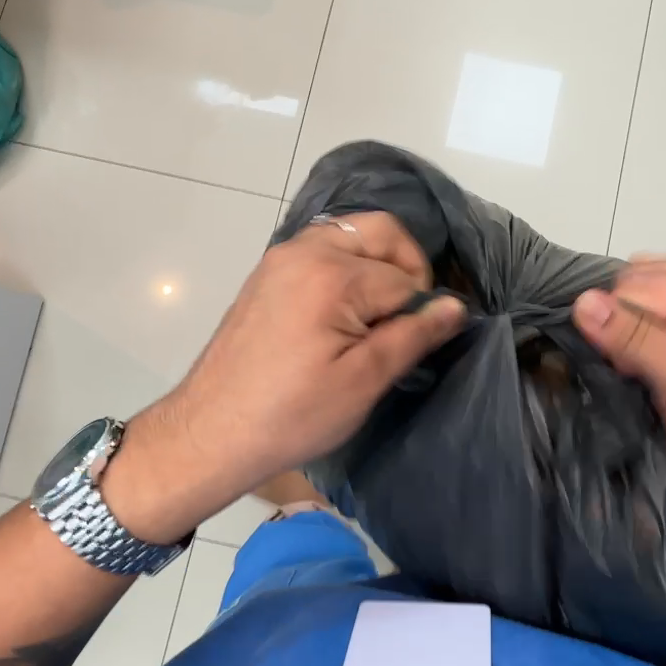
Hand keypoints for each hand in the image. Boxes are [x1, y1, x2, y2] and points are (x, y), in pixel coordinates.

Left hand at [103, 212, 465, 542]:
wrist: (210, 433)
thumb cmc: (292, 415)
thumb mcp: (363, 382)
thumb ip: (413, 335)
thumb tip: (455, 306)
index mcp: (331, 274)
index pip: (405, 279)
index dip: (422, 312)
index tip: (419, 347)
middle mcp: (305, 249)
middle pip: (381, 233)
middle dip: (407, 268)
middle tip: (407, 319)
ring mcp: (281, 257)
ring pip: (352, 236)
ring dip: (377, 265)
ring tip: (377, 317)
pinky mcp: (268, 272)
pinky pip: (323, 249)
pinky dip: (347, 268)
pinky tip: (345, 313)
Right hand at [572, 259, 665, 490]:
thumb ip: (633, 338)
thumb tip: (582, 301)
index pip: (631, 285)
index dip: (615, 325)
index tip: (627, 368)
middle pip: (639, 278)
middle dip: (624, 320)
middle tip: (637, 368)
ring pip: (649, 284)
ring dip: (635, 318)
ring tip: (649, 359)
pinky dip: (652, 316)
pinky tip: (660, 346)